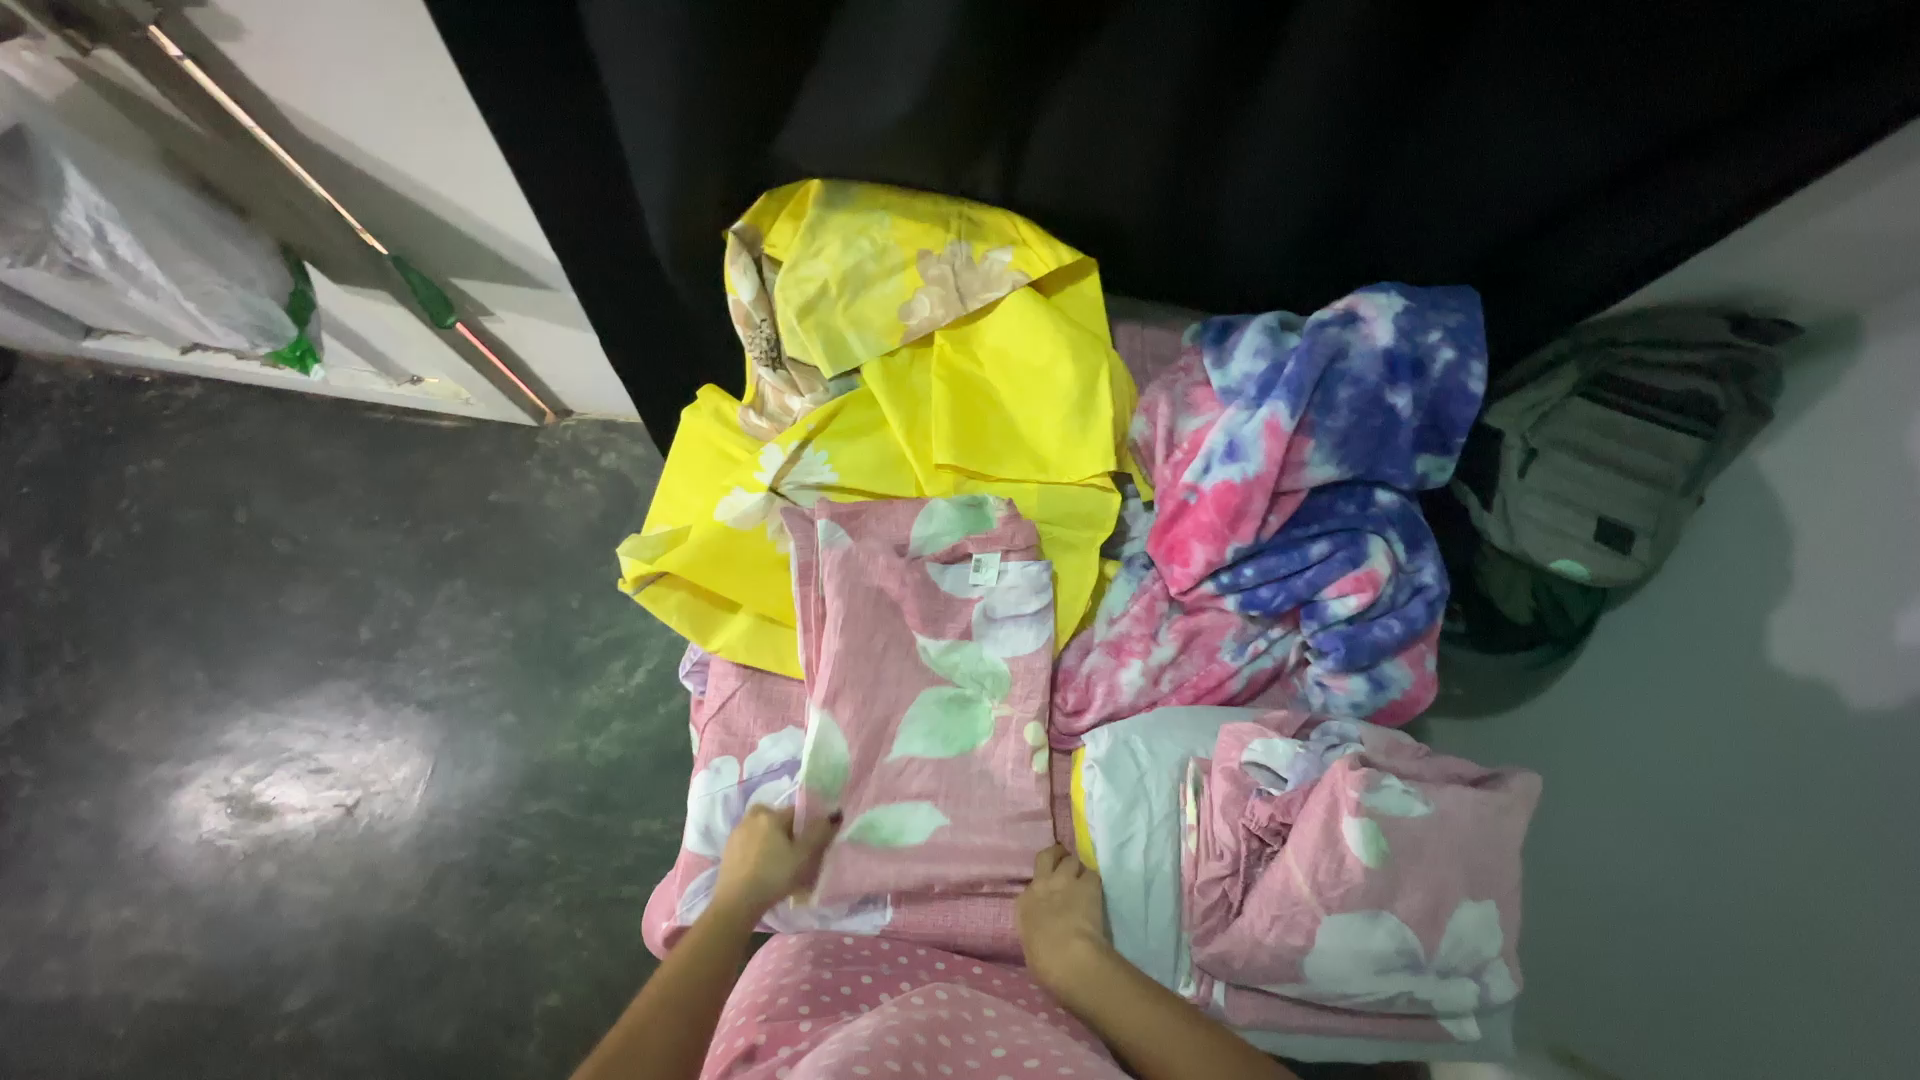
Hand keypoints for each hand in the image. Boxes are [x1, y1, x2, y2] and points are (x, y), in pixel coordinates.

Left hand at [708, 805, 837, 925]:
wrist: (736, 902)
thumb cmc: (774, 876)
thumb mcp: (804, 856)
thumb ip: (820, 833)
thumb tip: (834, 814)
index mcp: (771, 815)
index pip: (796, 812)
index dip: (805, 827)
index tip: (808, 845)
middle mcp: (752, 818)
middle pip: (775, 817)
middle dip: (785, 829)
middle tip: (792, 851)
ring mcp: (737, 833)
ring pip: (760, 828)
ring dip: (769, 838)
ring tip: (776, 861)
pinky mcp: (727, 849)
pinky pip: (748, 841)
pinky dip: (756, 849)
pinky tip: (760, 868)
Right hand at [1017, 845, 1114, 997]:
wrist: (1068, 957)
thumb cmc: (1044, 963)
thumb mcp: (1030, 945)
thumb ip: (1036, 930)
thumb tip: (1044, 932)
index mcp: (1024, 903)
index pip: (1033, 884)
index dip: (1043, 885)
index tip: (1049, 892)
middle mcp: (1042, 885)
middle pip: (1047, 855)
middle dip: (1056, 855)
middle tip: (1064, 862)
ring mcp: (1065, 881)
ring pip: (1072, 860)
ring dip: (1078, 869)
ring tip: (1083, 880)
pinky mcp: (1088, 885)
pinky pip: (1092, 874)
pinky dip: (1094, 881)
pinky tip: (1097, 892)